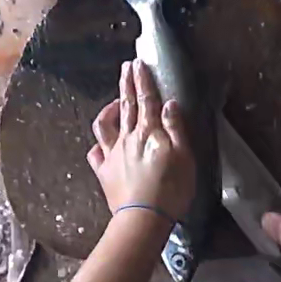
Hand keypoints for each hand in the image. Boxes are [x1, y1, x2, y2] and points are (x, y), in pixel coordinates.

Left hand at [87, 60, 193, 221]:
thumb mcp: (184, 156)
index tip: (139, 63)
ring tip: (114, 102)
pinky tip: (101, 144)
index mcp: (148, 132)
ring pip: (105, 125)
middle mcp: (127, 139)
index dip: (143, 80)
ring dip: (109, 110)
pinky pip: (96, 154)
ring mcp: (113, 155)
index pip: (146, 99)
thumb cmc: (170, 189)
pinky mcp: (105, 172)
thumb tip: (169, 104)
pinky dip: (98, 145)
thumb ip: (176, 128)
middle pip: (126, 106)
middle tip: (125, 67)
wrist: (143, 218)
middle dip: (126, 84)